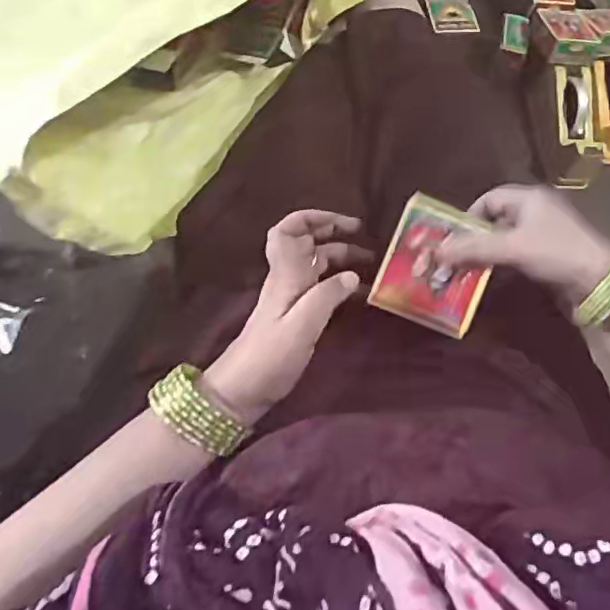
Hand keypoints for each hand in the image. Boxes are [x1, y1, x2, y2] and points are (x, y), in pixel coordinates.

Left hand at [203, 211, 371, 422]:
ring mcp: (291, 297)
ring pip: (315, 263)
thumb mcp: (301, 326)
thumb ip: (326, 297)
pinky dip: (338, 279)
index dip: (311, 218)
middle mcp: (287, 279)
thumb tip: (352, 273)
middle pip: (306, 242)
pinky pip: (319, 285)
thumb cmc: (269, 357)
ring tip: (369, 261)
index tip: (342, 222)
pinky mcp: (295, 314)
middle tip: (362, 234)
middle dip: (332, 231)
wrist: (240, 391)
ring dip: (340, 255)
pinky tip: (357, 289)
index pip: (288, 231)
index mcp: (285, 276)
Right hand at [436, 186, 609, 301]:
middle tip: (453, 260)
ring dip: (485, 254)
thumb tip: (437, 250)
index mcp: (529, 198)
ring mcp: (543, 234)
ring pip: (504, 240)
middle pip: (494, 220)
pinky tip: (488, 278)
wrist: (600, 282)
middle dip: (473, 239)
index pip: (489, 199)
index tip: (453, 240)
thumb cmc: (557, 253)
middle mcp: (535, 211)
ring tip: (465, 272)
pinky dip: (500, 264)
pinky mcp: (548, 256)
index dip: (468, 217)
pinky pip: (516, 255)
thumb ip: (475, 248)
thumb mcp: (513, 248)